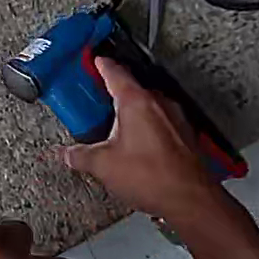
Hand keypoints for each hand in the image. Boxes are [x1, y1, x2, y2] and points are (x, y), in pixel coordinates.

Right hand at [63, 56, 226, 222]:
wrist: (189, 198)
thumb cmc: (153, 176)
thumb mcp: (104, 165)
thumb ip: (81, 156)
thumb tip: (69, 154)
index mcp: (136, 102)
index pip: (116, 72)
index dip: (102, 64)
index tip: (96, 60)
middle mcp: (159, 103)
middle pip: (133, 88)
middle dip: (115, 92)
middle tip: (99, 96)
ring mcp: (175, 118)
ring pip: (148, 105)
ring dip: (132, 111)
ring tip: (115, 125)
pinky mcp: (184, 135)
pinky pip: (161, 121)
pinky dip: (147, 126)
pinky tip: (138, 145)